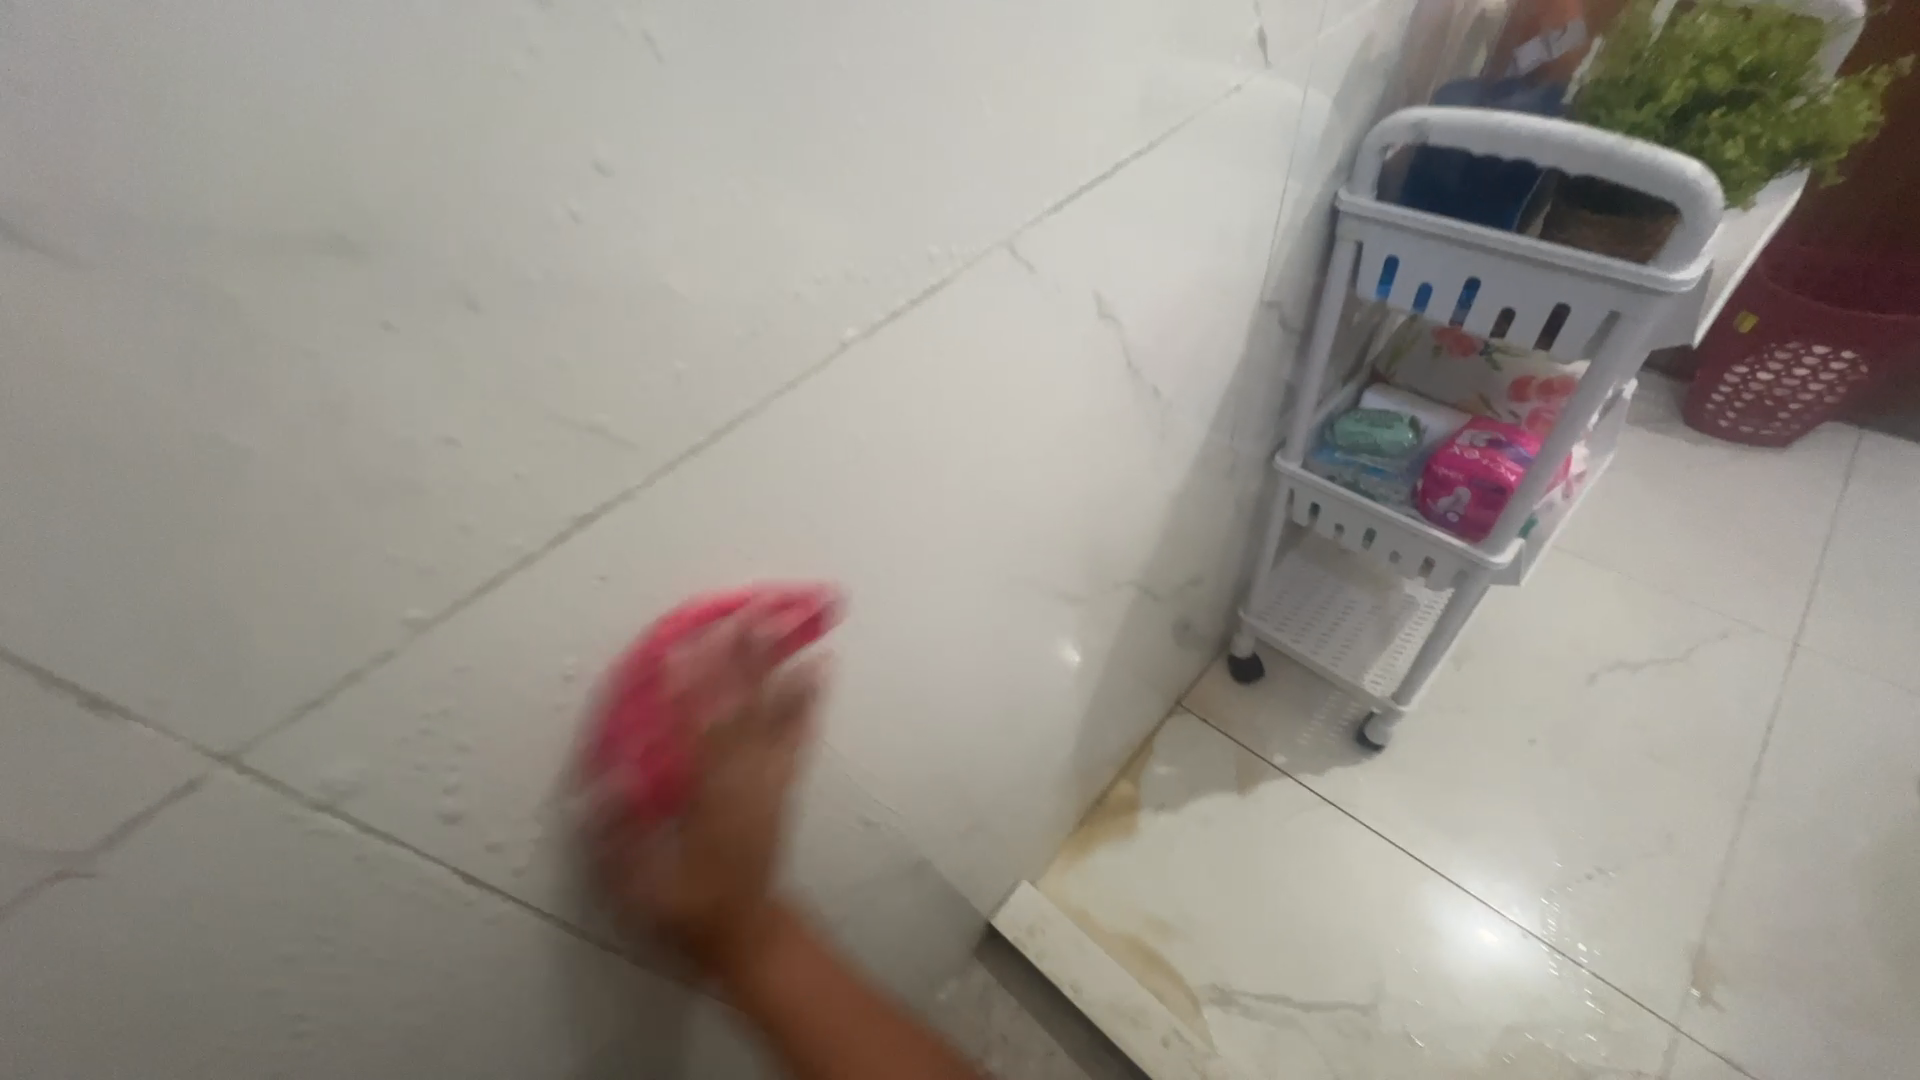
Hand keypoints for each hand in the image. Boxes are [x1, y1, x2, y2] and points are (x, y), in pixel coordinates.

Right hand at [585, 603, 827, 978]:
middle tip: (748, 612)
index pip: (690, 737)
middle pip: (739, 710)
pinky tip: (820, 666)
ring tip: (784, 621)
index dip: (683, 692)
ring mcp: (769, 777)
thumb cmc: (686, 909)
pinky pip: (800, 733)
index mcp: (703, 802)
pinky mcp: (785, 780)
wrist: (747, 929)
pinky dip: (810, 697)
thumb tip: (601, 785)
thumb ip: (620, 838)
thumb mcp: (639, 888)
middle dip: (741, 659)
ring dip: (775, 664)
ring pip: (772, 712)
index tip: (679, 649)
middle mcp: (741, 781)